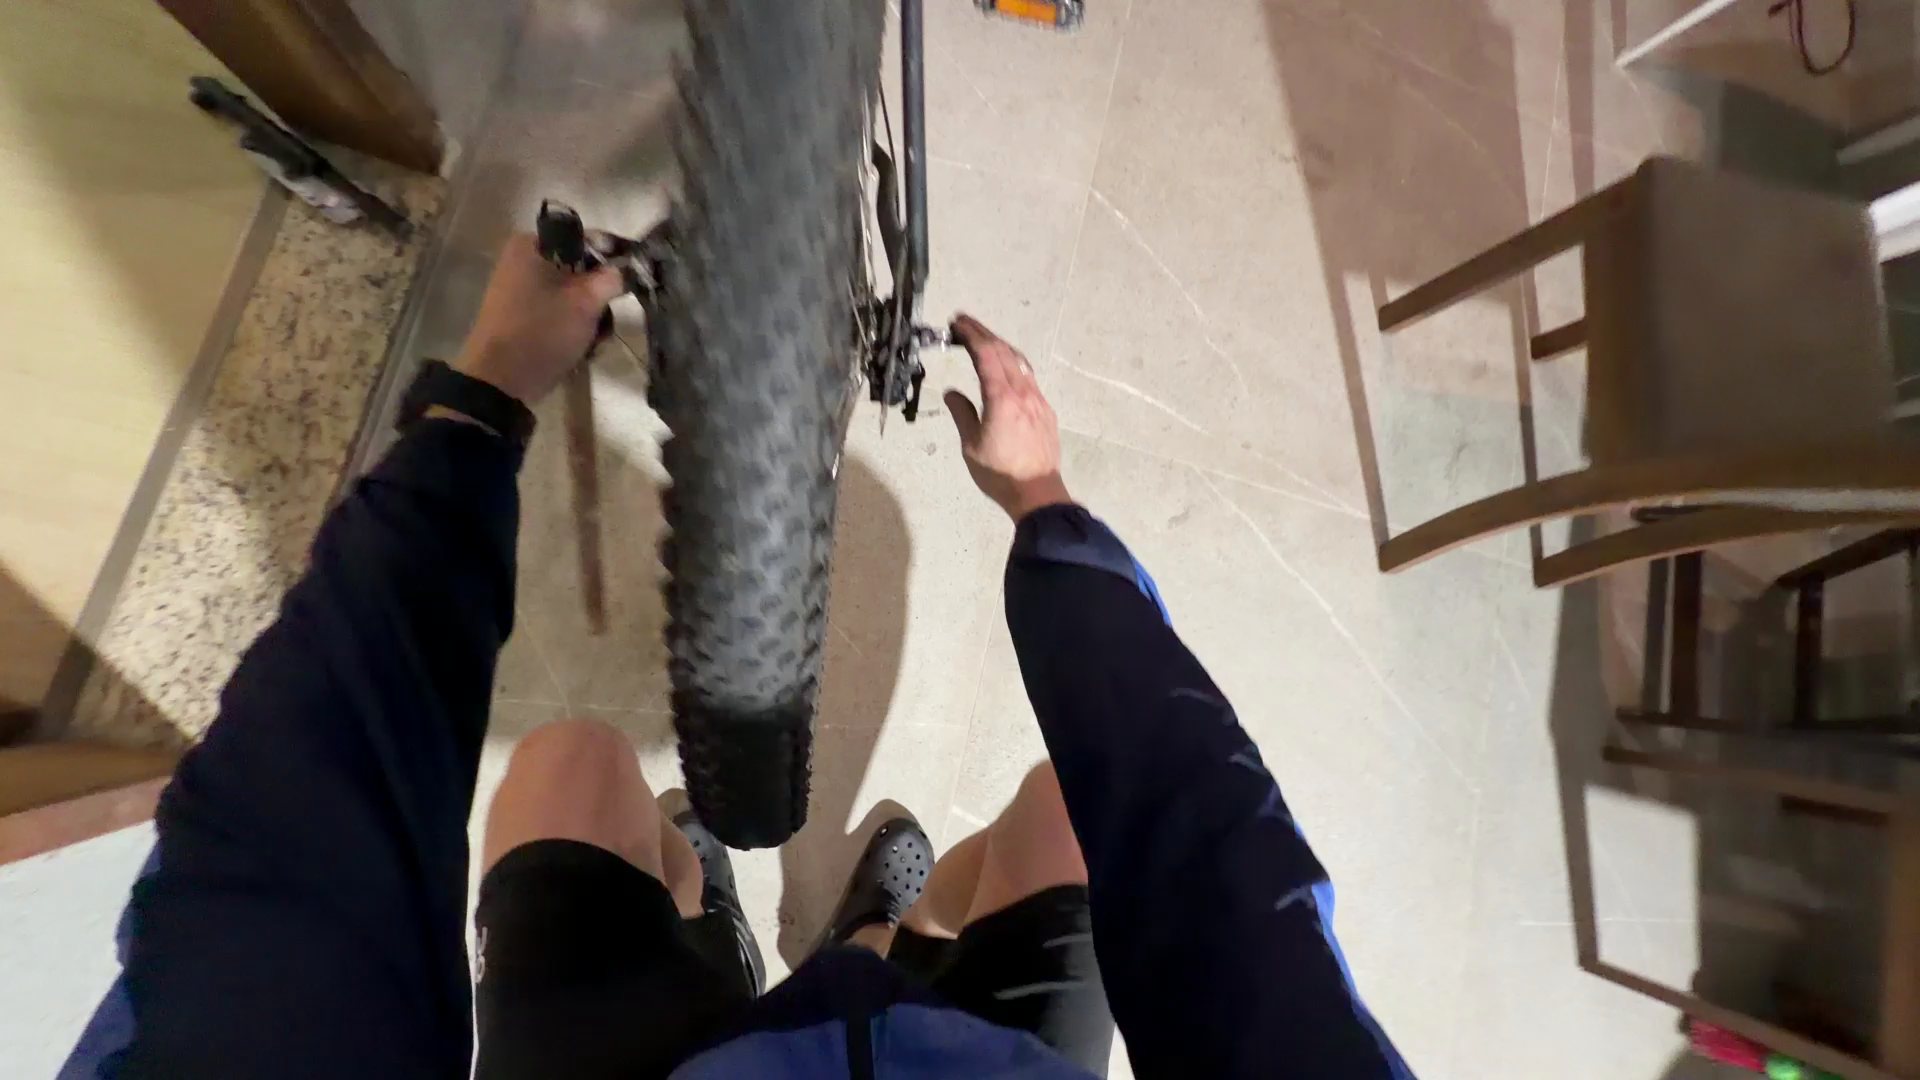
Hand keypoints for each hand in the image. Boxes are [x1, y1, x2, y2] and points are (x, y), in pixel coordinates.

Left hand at [453, 233, 626, 404]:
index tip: (637, 274)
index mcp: (532, 245)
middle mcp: (524, 260)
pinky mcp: (526, 314)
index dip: (614, 255)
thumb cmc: (544, 330)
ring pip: (575, 293)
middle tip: (610, 316)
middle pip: (582, 269)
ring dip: (593, 315)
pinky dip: (577, 326)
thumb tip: (630, 268)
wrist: (504, 377)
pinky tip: (584, 346)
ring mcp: (523, 289)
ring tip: (597, 338)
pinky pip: (562, 311)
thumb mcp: (586, 302)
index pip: (585, 238)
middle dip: (602, 295)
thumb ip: (612, 279)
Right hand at [944, 314, 1072, 521]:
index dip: (972, 334)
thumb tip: (952, 392)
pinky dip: (1013, 364)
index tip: (957, 323)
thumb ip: (962, 414)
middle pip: (1004, 352)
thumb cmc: (999, 474)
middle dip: (984, 333)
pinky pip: (1028, 378)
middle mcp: (1022, 393)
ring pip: (1020, 362)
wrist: (1037, 492)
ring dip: (1001, 346)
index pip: (986, 354)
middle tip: (965, 324)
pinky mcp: (1045, 412)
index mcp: (1001, 398)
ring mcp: (1037, 400)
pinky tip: (1006, 368)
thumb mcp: (971, 445)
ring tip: (984, 340)